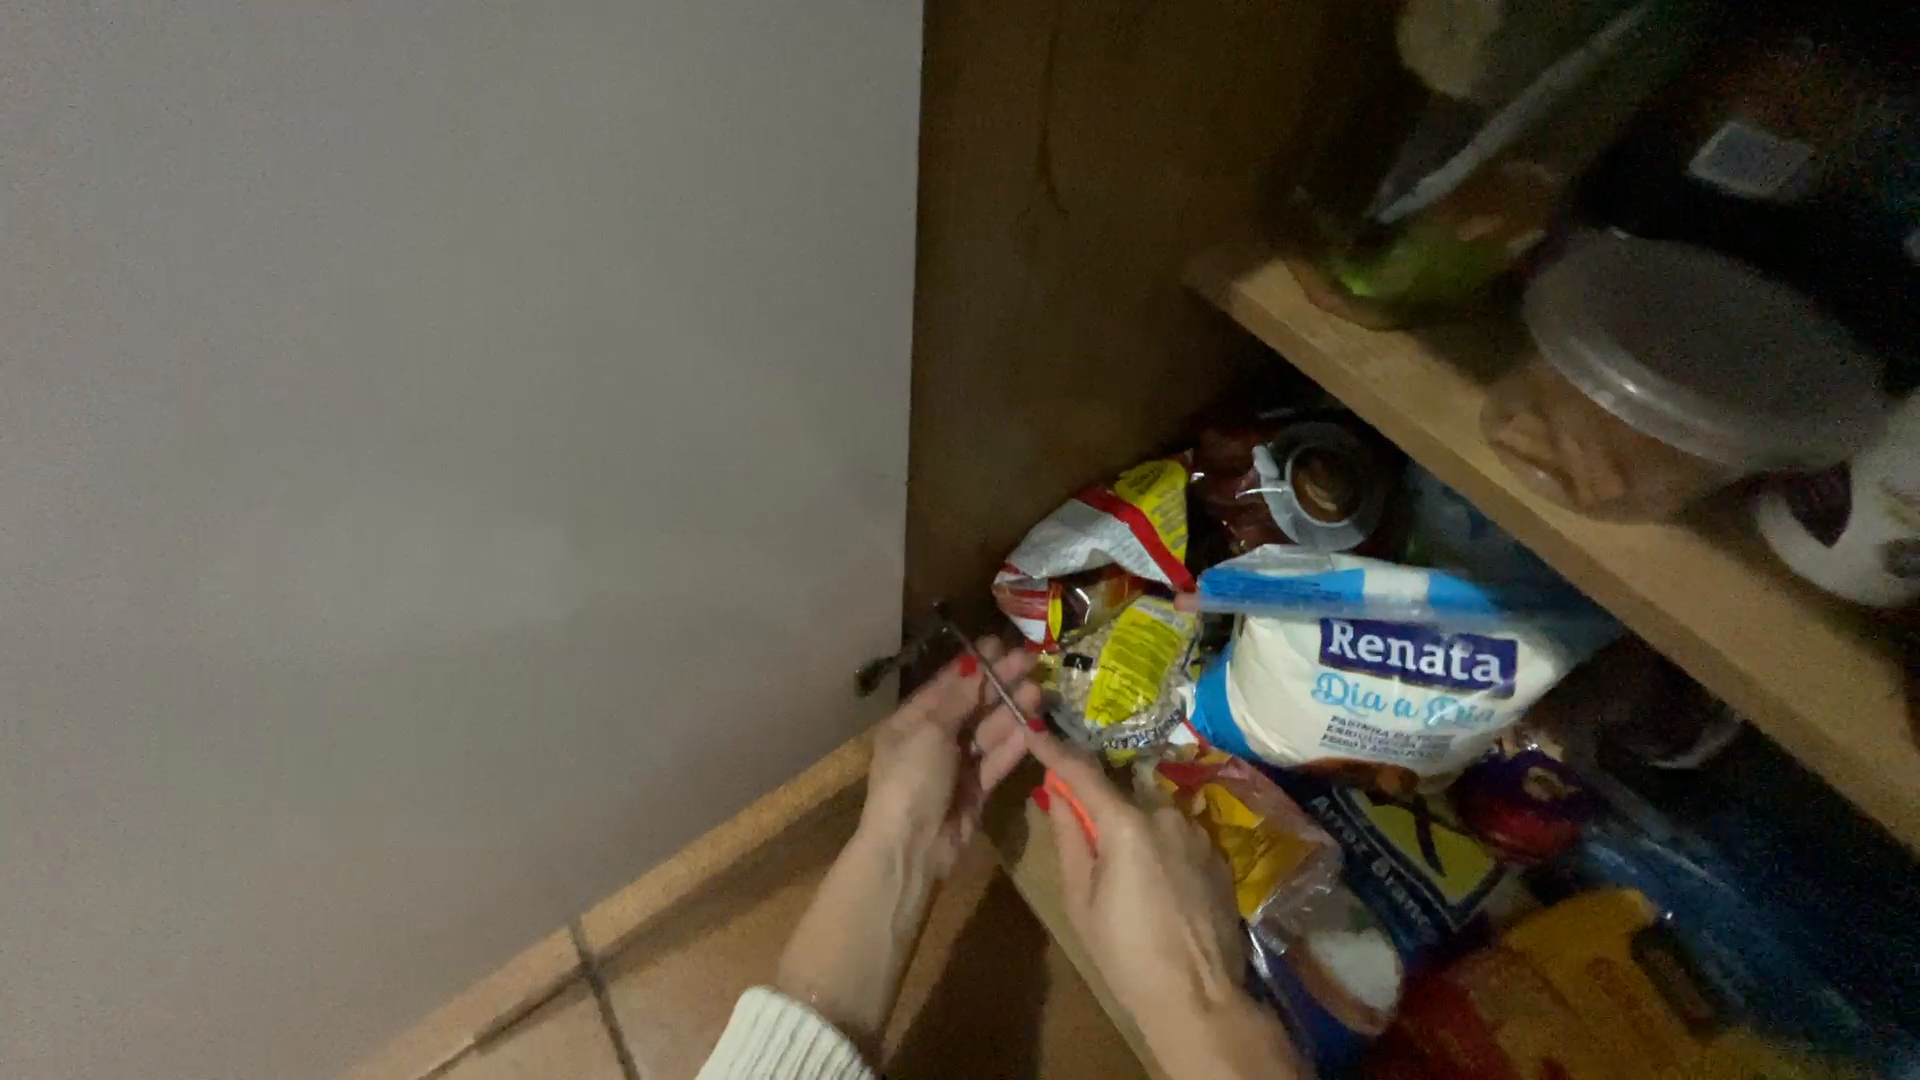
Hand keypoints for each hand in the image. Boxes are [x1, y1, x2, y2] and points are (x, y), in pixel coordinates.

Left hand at [859, 637, 1040, 877]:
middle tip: (1030, 660)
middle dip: (999, 683)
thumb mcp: (930, 731)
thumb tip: (974, 663)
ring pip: (989, 731)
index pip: (946, 685)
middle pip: (971, 705)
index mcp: (911, 721)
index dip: (973, 664)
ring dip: (1012, 710)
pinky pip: (996, 760)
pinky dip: (1014, 744)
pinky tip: (1035, 724)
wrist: (911, 849)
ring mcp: (956, 766)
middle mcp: (934, 739)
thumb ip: (958, 698)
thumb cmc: (911, 779)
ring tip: (1039, 688)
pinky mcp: (976, 790)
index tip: (1000, 644)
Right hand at [1025, 731, 1303, 1079]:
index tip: (1034, 730)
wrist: (1200, 1001)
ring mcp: (1197, 832)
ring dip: (1134, 829)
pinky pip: (1177, 834)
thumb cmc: (1126, 954)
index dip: (1055, 751)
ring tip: (1130, 877)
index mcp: (1127, 823)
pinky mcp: (1217, 854)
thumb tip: (1058, 793)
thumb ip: (1069, 836)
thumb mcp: (1080, 898)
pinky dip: (1161, 846)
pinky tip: (1159, 886)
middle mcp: (1165, 813)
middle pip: (1121, 794)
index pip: (1082, 772)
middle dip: (1100, 808)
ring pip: (1151, 814)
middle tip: (1087, 841)